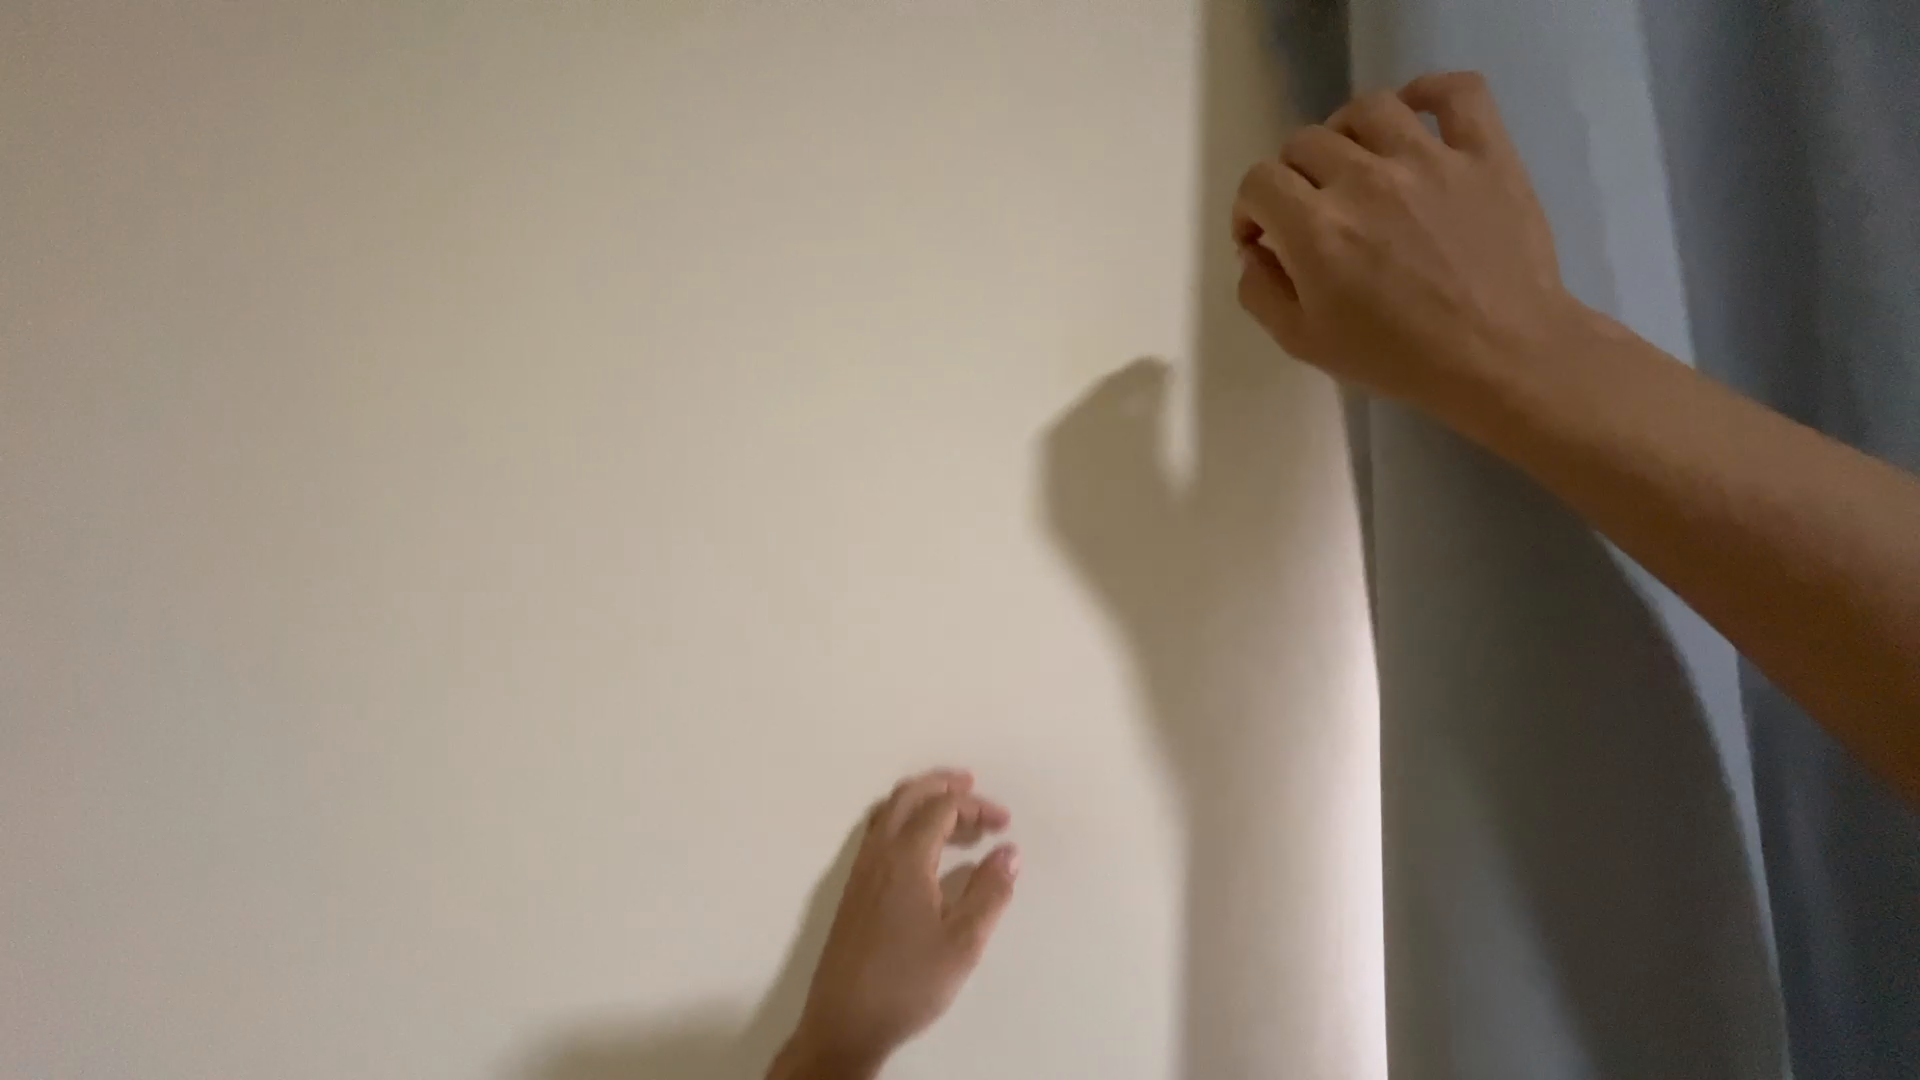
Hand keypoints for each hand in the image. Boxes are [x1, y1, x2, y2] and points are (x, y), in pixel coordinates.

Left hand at [776, 769, 1018, 1077]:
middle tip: (972, 787)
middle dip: (942, 785)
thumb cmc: (908, 982)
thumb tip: (1010, 852)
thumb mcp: (963, 942)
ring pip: (889, 811)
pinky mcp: (854, 888)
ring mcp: (861, 869)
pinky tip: (921, 846)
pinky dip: (904, 819)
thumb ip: (990, 892)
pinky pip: (879, 830)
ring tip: (952, 813)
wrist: (844, 1023)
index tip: (1004, 823)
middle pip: (908, 795)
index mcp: (906, 856)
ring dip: (921, 800)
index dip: (976, 807)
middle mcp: (878, 852)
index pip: (942, 808)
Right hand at [1231, 71, 1583, 408]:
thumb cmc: (1392, 357)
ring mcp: (1428, 158)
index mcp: (1315, 230)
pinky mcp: (1484, 151)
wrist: (1495, 355)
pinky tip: (1412, 115)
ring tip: (1352, 163)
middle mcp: (1363, 180)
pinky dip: (1427, 91)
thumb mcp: (1301, 341)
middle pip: (1304, 143)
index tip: (1262, 236)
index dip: (1249, 208)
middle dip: (1290, 177)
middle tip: (1306, 211)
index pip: (1258, 183)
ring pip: (1367, 109)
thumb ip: (1260, 291)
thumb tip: (1254, 251)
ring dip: (1344, 133)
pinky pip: (1455, 91)